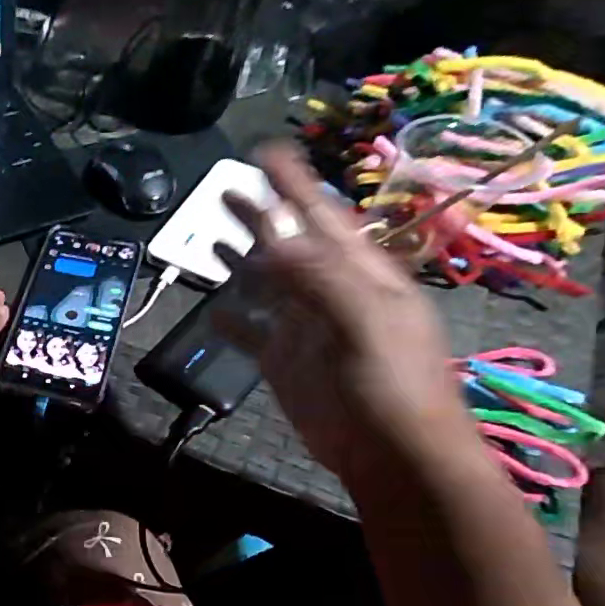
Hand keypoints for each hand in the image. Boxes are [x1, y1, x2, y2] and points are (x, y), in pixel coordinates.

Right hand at [211, 143, 478, 481]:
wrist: (389, 453)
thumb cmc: (392, 385)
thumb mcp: (366, 323)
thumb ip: (322, 279)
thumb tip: (275, 238)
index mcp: (359, 275)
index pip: (321, 218)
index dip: (294, 185)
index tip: (267, 152)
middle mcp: (329, 293)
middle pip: (287, 245)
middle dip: (259, 214)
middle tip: (224, 187)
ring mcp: (304, 329)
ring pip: (266, 284)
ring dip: (241, 259)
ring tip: (212, 233)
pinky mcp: (283, 362)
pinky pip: (253, 333)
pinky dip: (233, 321)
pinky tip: (213, 310)